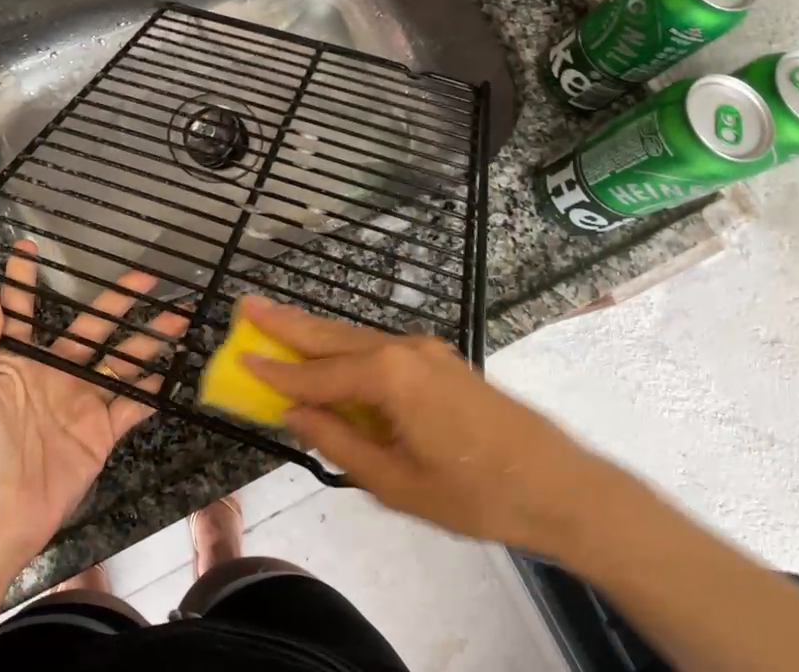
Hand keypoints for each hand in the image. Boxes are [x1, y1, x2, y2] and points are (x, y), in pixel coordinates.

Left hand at [0, 240, 189, 565]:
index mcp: (14, 360)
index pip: (23, 309)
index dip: (25, 279)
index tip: (31, 246)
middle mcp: (51, 376)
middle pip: (91, 329)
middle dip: (117, 302)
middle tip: (147, 277)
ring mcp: (77, 405)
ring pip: (120, 362)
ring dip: (149, 339)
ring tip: (178, 315)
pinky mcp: (98, 435)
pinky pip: (130, 407)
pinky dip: (151, 391)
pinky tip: (173, 370)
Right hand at [240, 297, 610, 557]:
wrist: (560, 486)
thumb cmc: (476, 494)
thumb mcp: (397, 482)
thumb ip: (340, 443)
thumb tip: (296, 413)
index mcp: (389, 377)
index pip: (317, 374)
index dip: (276, 370)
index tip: (238, 357)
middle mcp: (404, 350)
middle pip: (333, 336)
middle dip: (288, 322)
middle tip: (247, 305)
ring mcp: (427, 351)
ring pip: (356, 338)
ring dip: (316, 333)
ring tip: (276, 321)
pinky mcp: (442, 361)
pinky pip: (380, 349)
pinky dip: (347, 350)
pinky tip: (334, 357)